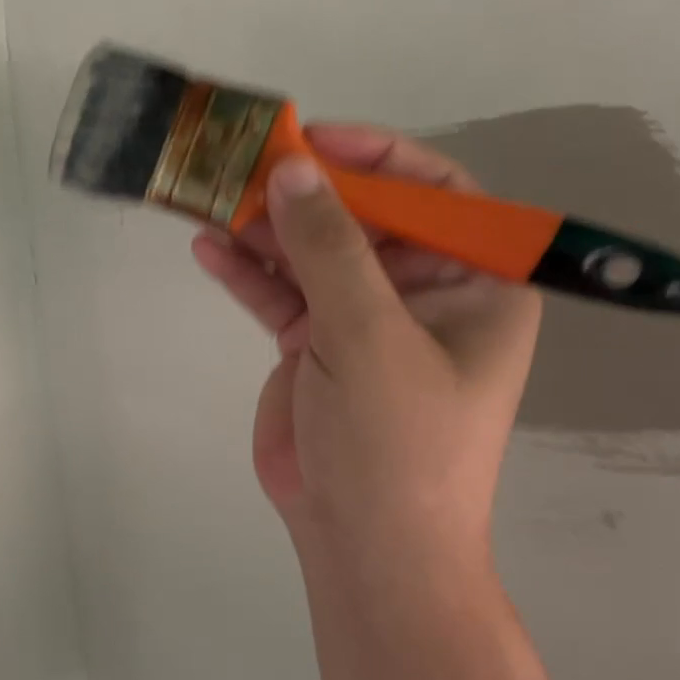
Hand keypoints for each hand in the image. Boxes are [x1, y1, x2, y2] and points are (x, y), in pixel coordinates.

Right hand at [192, 124, 541, 573]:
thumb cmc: (398, 440)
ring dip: (262, 229)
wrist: (364, 541)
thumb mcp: (369, 335)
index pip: (436, 195)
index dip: (376, 157)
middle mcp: (420, 293)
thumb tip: (291, 170)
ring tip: (207, 199)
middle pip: (359, 219)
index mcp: (473, 284)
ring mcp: (360, 320)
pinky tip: (206, 249)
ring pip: (309, 254)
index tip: (310, 138)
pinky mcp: (312, 347)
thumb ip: (328, 249)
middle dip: (301, 194)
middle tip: (237, 166)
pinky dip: (244, 273)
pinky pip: (278, 295)